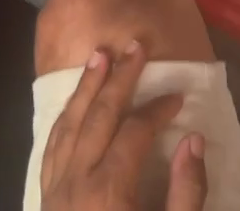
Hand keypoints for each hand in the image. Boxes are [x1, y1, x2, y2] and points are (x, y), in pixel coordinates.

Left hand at [40, 42, 209, 210]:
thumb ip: (187, 192)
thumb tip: (193, 138)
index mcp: (109, 190)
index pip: (136, 130)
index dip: (159, 109)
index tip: (179, 97)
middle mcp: (77, 182)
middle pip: (99, 115)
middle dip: (120, 77)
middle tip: (136, 44)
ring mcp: (56, 191)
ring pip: (69, 125)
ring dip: (86, 88)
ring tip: (99, 54)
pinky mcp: (46, 202)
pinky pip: (52, 148)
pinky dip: (65, 118)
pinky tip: (73, 106)